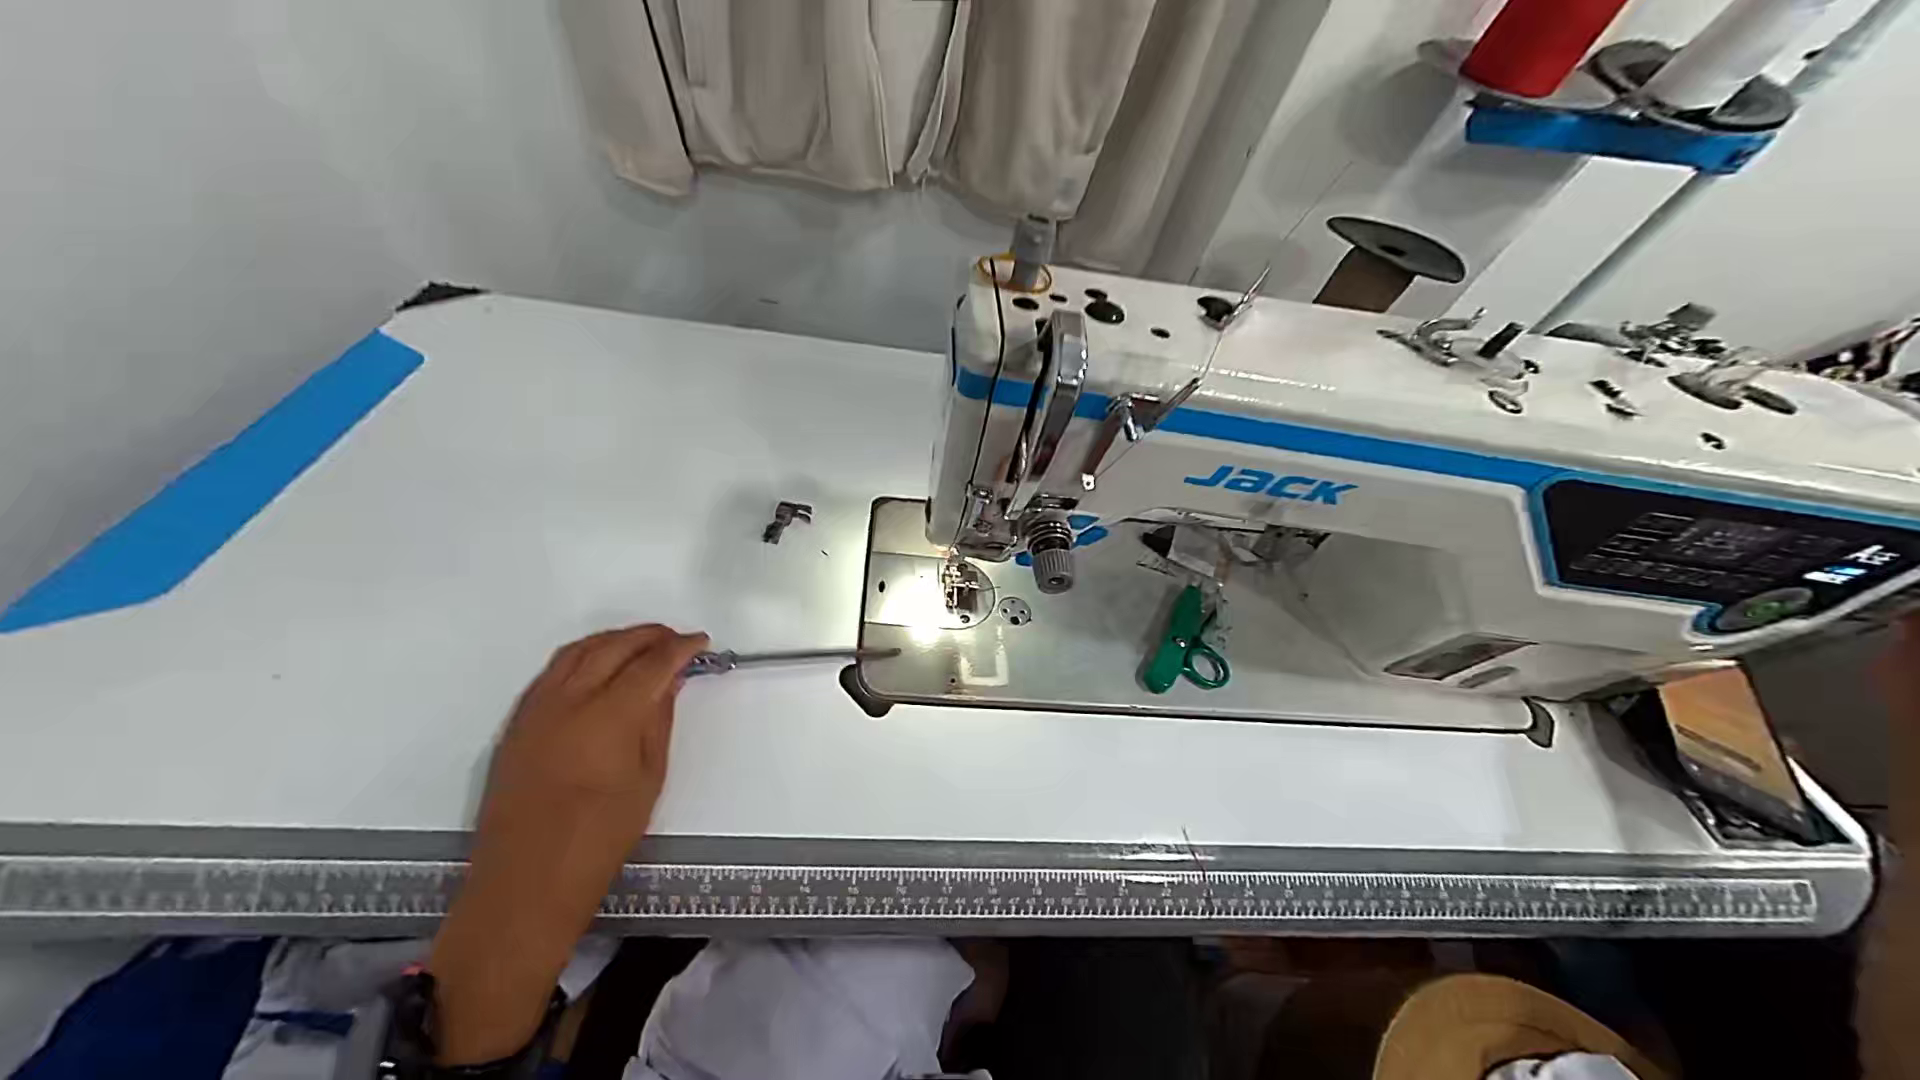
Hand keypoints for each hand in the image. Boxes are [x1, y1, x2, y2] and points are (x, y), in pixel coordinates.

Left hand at [427, 625, 708, 1064]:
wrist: (528, 881)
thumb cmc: (602, 836)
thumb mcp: (649, 777)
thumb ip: (658, 719)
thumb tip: (669, 681)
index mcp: (609, 715)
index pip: (652, 663)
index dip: (681, 647)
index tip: (701, 643)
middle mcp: (569, 699)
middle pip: (614, 646)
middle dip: (650, 635)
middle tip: (676, 639)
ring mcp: (536, 708)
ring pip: (578, 650)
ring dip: (614, 639)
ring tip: (641, 645)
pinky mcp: (516, 722)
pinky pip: (553, 670)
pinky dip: (583, 655)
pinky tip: (598, 666)